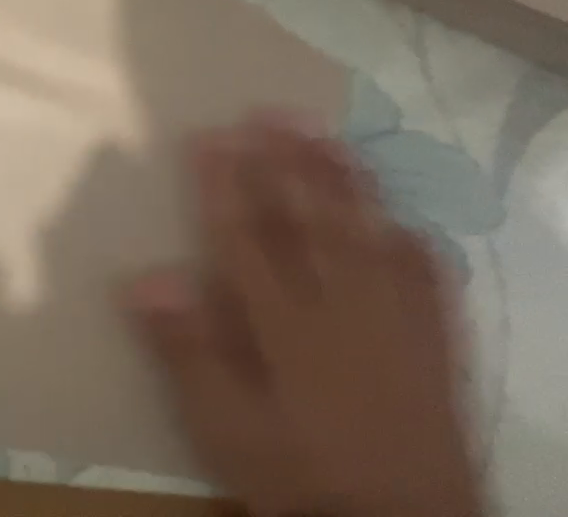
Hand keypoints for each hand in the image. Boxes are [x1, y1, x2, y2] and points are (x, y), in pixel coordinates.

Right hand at [126, 118, 482, 516]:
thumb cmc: (293, 476)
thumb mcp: (222, 426)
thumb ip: (186, 351)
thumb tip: (147, 277)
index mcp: (287, 329)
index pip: (247, 239)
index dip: (227, 184)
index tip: (212, 134)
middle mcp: (346, 317)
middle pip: (314, 225)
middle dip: (291, 163)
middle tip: (274, 110)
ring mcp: (399, 333)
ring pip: (373, 241)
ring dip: (350, 184)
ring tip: (329, 136)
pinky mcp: (438, 357)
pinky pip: (432, 288)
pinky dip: (415, 245)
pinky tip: (402, 219)